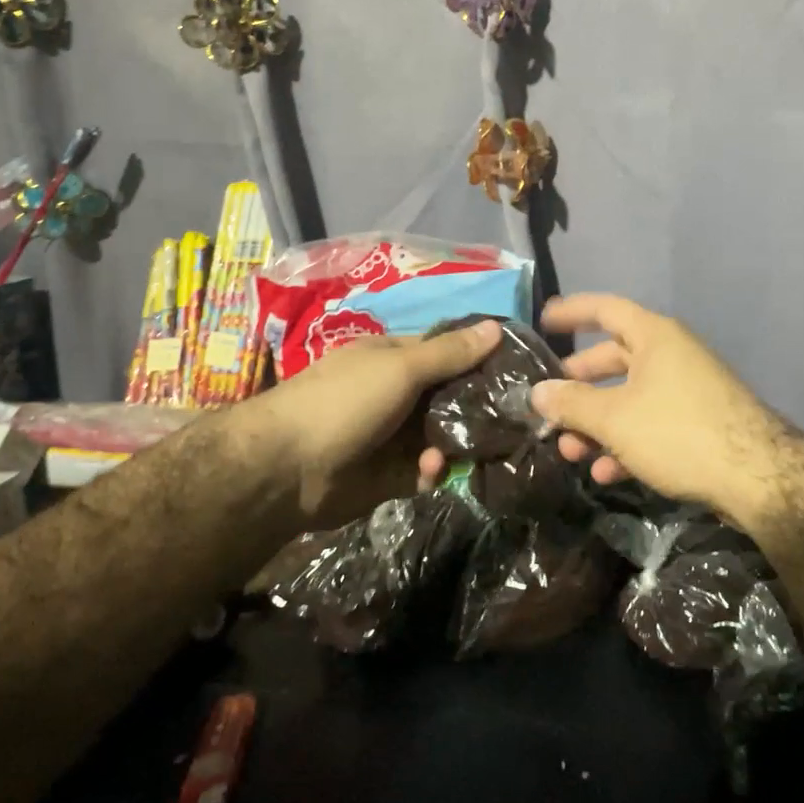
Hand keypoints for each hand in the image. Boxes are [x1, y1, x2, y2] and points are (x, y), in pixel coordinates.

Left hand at [220, 318, 501, 526]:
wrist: (286, 470)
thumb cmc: (344, 402)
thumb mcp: (401, 368)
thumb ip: (450, 353)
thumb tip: (498, 326)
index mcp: (393, 359)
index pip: (445, 353)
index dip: (478, 359)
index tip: (517, 370)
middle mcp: (395, 395)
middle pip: (449, 397)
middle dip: (475, 407)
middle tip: (512, 417)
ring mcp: (392, 436)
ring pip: (443, 437)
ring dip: (456, 443)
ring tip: (458, 451)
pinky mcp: (390, 476)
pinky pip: (426, 471)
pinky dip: (433, 471)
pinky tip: (429, 471)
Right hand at [528, 294, 793, 523]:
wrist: (755, 477)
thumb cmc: (677, 432)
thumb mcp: (615, 418)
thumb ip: (572, 404)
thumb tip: (538, 392)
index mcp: (655, 337)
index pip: (605, 309)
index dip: (572, 312)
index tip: (543, 320)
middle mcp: (672, 356)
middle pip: (613, 359)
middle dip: (578, 385)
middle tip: (549, 405)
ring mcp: (687, 390)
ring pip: (629, 398)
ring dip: (597, 424)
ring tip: (570, 451)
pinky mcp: (698, 424)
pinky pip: (651, 424)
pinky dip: (625, 444)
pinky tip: (606, 473)